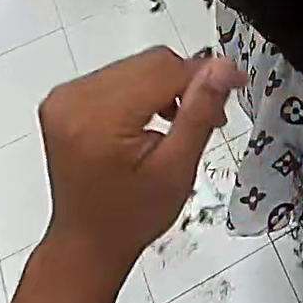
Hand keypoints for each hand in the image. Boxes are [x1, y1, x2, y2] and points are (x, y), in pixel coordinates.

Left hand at [37, 48, 246, 286]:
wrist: (89, 240)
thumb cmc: (134, 214)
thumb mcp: (178, 166)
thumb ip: (200, 111)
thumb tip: (223, 67)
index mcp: (97, 117)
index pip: (164, 69)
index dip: (206, 73)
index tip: (237, 84)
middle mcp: (72, 98)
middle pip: (152, 62)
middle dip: (188, 82)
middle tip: (210, 116)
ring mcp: (65, 96)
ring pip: (141, 64)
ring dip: (170, 85)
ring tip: (184, 120)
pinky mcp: (68, 99)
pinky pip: (123, 74)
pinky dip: (150, 89)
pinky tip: (159, 116)